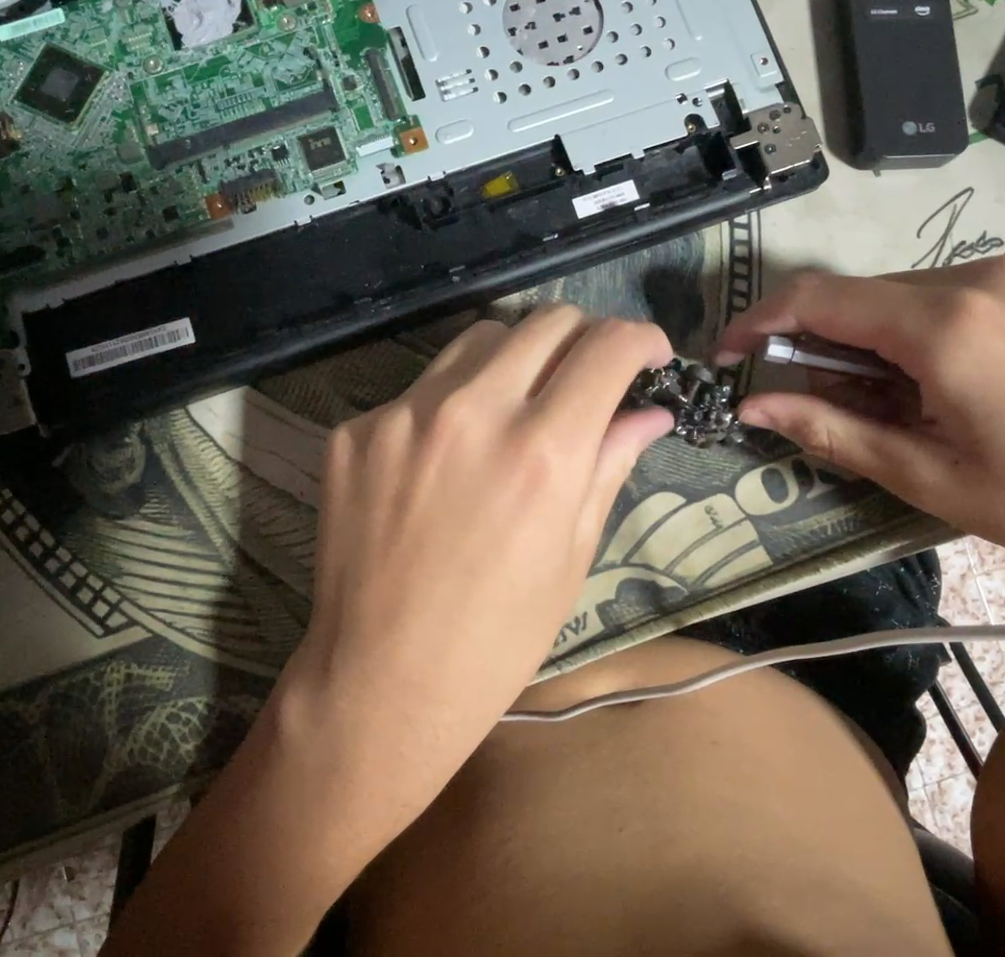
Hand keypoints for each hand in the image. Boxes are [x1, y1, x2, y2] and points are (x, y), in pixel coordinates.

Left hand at [288, 306, 675, 787]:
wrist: (383, 681)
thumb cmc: (497, 639)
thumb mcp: (572, 556)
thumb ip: (609, 465)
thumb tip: (649, 412)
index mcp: (543, 452)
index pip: (608, 348)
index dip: (642, 340)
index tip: (649, 356)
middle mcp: (473, 413)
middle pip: (546, 322)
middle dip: (583, 338)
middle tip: (588, 377)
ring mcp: (403, 416)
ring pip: (479, 340)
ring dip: (516, 358)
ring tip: (520, 405)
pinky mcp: (355, 431)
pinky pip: (420, 389)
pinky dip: (452, 403)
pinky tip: (450, 456)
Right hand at [715, 258, 1004, 615]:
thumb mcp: (925, 476)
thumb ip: (829, 428)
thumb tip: (751, 405)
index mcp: (943, 325)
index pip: (816, 298)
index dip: (756, 322)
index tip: (724, 357)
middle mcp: (976, 279)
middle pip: (856, 294)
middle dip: (812, 341)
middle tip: (801, 402)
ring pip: (898, 295)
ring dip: (862, 340)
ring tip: (875, 407)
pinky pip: (944, 298)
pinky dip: (908, 335)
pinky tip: (928, 388)